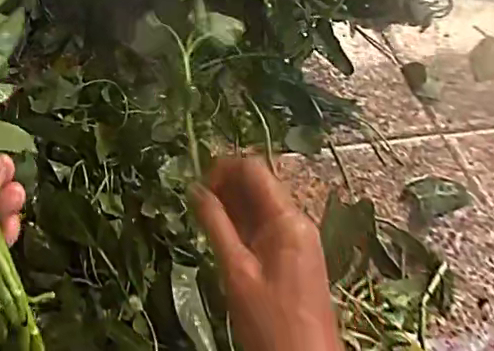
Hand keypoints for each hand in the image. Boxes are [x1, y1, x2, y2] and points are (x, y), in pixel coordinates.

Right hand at [193, 157, 342, 350]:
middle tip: (197, 202)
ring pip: (260, 204)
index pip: (254, 169)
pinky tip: (224, 237)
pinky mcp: (296, 257)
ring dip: (232, 204)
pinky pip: (266, 225)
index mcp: (288, 220)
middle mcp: (298, 222)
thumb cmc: (272, 325)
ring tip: (205, 219)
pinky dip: (243, 223)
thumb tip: (194, 189)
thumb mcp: (237, 273)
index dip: (222, 168)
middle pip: (258, 183)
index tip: (197, 185)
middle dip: (225, 186)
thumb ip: (215, 225)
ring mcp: (299, 240)